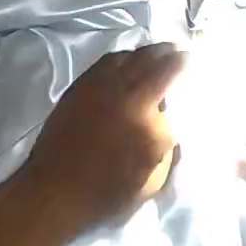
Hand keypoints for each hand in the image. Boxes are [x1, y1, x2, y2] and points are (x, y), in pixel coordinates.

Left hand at [12, 42, 186, 237]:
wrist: (55, 192)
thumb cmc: (106, 194)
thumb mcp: (152, 182)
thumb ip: (167, 151)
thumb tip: (168, 126)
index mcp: (148, 122)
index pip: (173, 87)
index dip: (183, 71)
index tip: (189, 64)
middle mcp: (126, 96)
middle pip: (153, 62)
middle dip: (170, 54)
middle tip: (178, 52)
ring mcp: (100, 87)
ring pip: (129, 56)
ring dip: (146, 52)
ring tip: (155, 53)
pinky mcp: (80, 87)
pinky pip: (105, 62)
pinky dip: (121, 57)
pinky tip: (126, 60)